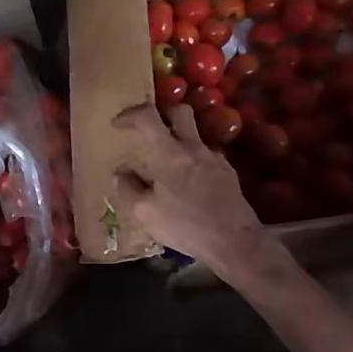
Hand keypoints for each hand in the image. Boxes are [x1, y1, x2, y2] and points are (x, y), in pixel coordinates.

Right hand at [114, 103, 268, 271]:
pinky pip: (206, 156)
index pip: (147, 116)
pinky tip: (189, 182)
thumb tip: (121, 172)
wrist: (234, 240)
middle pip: (180, 112)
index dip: (130, 115)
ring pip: (195, 135)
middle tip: (150, 130)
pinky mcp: (228, 172)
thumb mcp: (145, 212)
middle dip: (162, 114)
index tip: (118, 125)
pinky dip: (193, 160)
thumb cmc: (184, 224)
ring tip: (168, 163)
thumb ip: (129, 188)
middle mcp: (194, 147)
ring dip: (180, 140)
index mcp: (169, 152)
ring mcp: (214, 158)